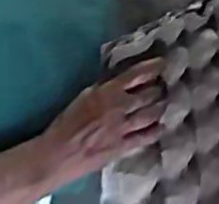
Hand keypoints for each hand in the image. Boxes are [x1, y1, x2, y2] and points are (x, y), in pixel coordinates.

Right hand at [39, 60, 165, 184]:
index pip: (137, 73)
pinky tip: (162, 127)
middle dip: (158, 89)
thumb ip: (107, 86)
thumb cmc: (67, 122)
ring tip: (163, 104)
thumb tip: (123, 79)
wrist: (55, 155)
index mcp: (109, 91)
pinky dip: (155, 131)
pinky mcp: (121, 147)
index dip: (153, 67)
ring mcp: (122, 128)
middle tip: (164, 86)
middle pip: (149, 93)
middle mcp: (119, 106)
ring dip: (159, 108)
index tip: (163, 64)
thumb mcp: (86, 95)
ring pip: (150, 114)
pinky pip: (144, 138)